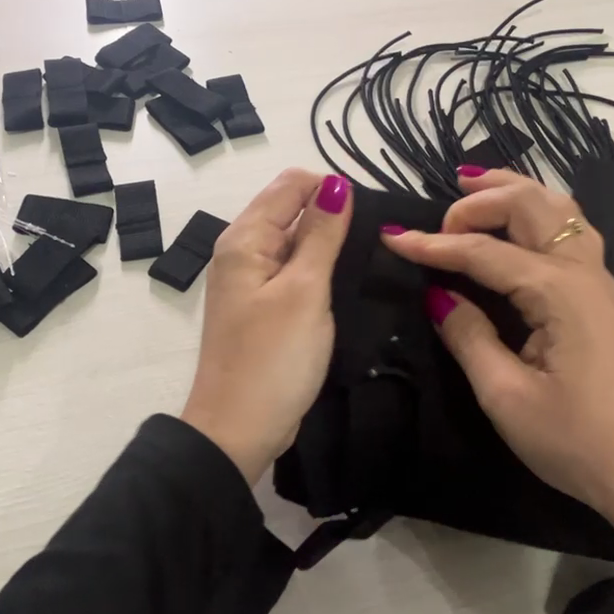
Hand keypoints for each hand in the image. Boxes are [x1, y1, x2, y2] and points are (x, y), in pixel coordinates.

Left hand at [179, 170, 352, 482]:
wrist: (239, 429)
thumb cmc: (273, 358)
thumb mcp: (305, 290)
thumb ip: (320, 234)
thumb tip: (335, 183)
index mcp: (244, 238)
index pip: (291, 184)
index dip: (331, 190)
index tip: (370, 216)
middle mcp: (241, 251)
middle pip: (291, 211)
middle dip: (331, 215)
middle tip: (375, 244)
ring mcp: (250, 282)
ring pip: (295, 243)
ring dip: (328, 246)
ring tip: (368, 263)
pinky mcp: (262, 308)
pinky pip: (293, 273)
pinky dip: (318, 272)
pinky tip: (344, 286)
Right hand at [381, 167, 613, 558]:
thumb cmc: (575, 441)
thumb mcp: (505, 396)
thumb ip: (468, 337)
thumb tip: (437, 295)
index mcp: (558, 293)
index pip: (484, 252)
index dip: (434, 245)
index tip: (391, 240)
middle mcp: (583, 272)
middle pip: (530, 205)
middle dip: (479, 200)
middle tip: (437, 219)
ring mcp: (598, 280)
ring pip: (558, 209)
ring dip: (514, 191)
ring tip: (471, 187)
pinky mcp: (600, 296)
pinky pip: (570, 230)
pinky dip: (537, 212)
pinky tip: (516, 224)